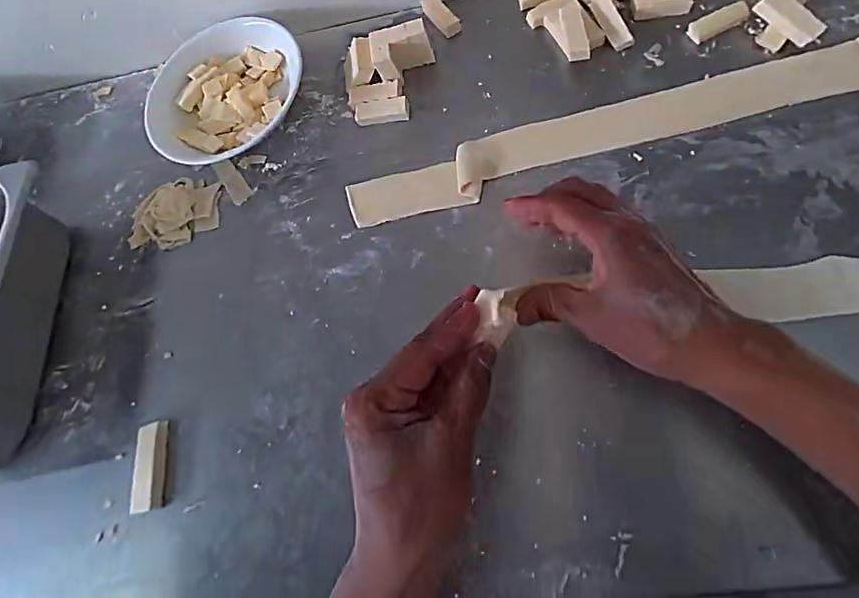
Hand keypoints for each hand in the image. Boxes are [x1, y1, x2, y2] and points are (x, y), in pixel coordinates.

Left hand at [334, 288, 494, 597]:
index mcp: (373, 400)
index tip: (477, 300)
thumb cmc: (421, 507)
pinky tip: (470, 351)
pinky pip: (429, 389)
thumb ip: (469, 389)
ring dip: (455, 347)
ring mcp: (384, 410)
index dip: (452, 326)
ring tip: (479, 316)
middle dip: (452, 328)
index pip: (421, 354)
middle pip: (421, 356)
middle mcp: (372, 398)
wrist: (401, 562)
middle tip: (477, 295)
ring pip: (427, 370)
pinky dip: (452, 372)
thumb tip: (487, 346)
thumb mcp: (451, 443)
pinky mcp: (398, 423)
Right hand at [503, 177, 761, 388]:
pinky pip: (613, 211)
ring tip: (550, 222)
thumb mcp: (593, 317)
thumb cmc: (649, 330)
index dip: (532, 206)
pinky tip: (584, 236)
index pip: (562, 206)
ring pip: (600, 199)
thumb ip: (552, 302)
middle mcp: (627, 222)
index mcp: (609, 234)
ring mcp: (644, 229)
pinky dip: (590, 212)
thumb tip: (517, 304)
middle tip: (526, 216)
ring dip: (571, 202)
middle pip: (582, 191)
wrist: (709, 342)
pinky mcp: (654, 242)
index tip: (509, 209)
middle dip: (550, 197)